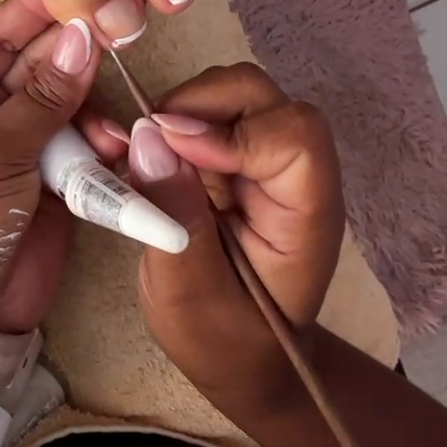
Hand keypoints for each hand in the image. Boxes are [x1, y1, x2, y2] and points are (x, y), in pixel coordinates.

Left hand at [0, 0, 99, 333]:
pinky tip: (114, 155)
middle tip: (119, 48)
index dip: (34, 10)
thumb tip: (81, 36)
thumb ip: (42, 96)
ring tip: (106, 137)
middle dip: (76, 61)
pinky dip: (103, 145)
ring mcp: (27, 139)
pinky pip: (88, 141)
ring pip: (72, 101)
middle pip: (41, 62)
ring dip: (93, 112)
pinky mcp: (58, 172)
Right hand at [86, 64, 345, 417]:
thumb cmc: (222, 339)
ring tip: (143, 152)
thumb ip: (174, 216)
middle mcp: (289, 174)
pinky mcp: (229, 158)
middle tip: (148, 140)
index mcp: (303, 212)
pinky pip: (202, 112)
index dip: (231, 131)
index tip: (168, 146)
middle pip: (262, 97)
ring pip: (230, 93)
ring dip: (180, 109)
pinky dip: (168, 120)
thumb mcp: (190, 293)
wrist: (235, 353)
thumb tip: (150, 136)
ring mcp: (260, 161)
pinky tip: (145, 156)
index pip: (294, 137)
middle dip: (198, 104)